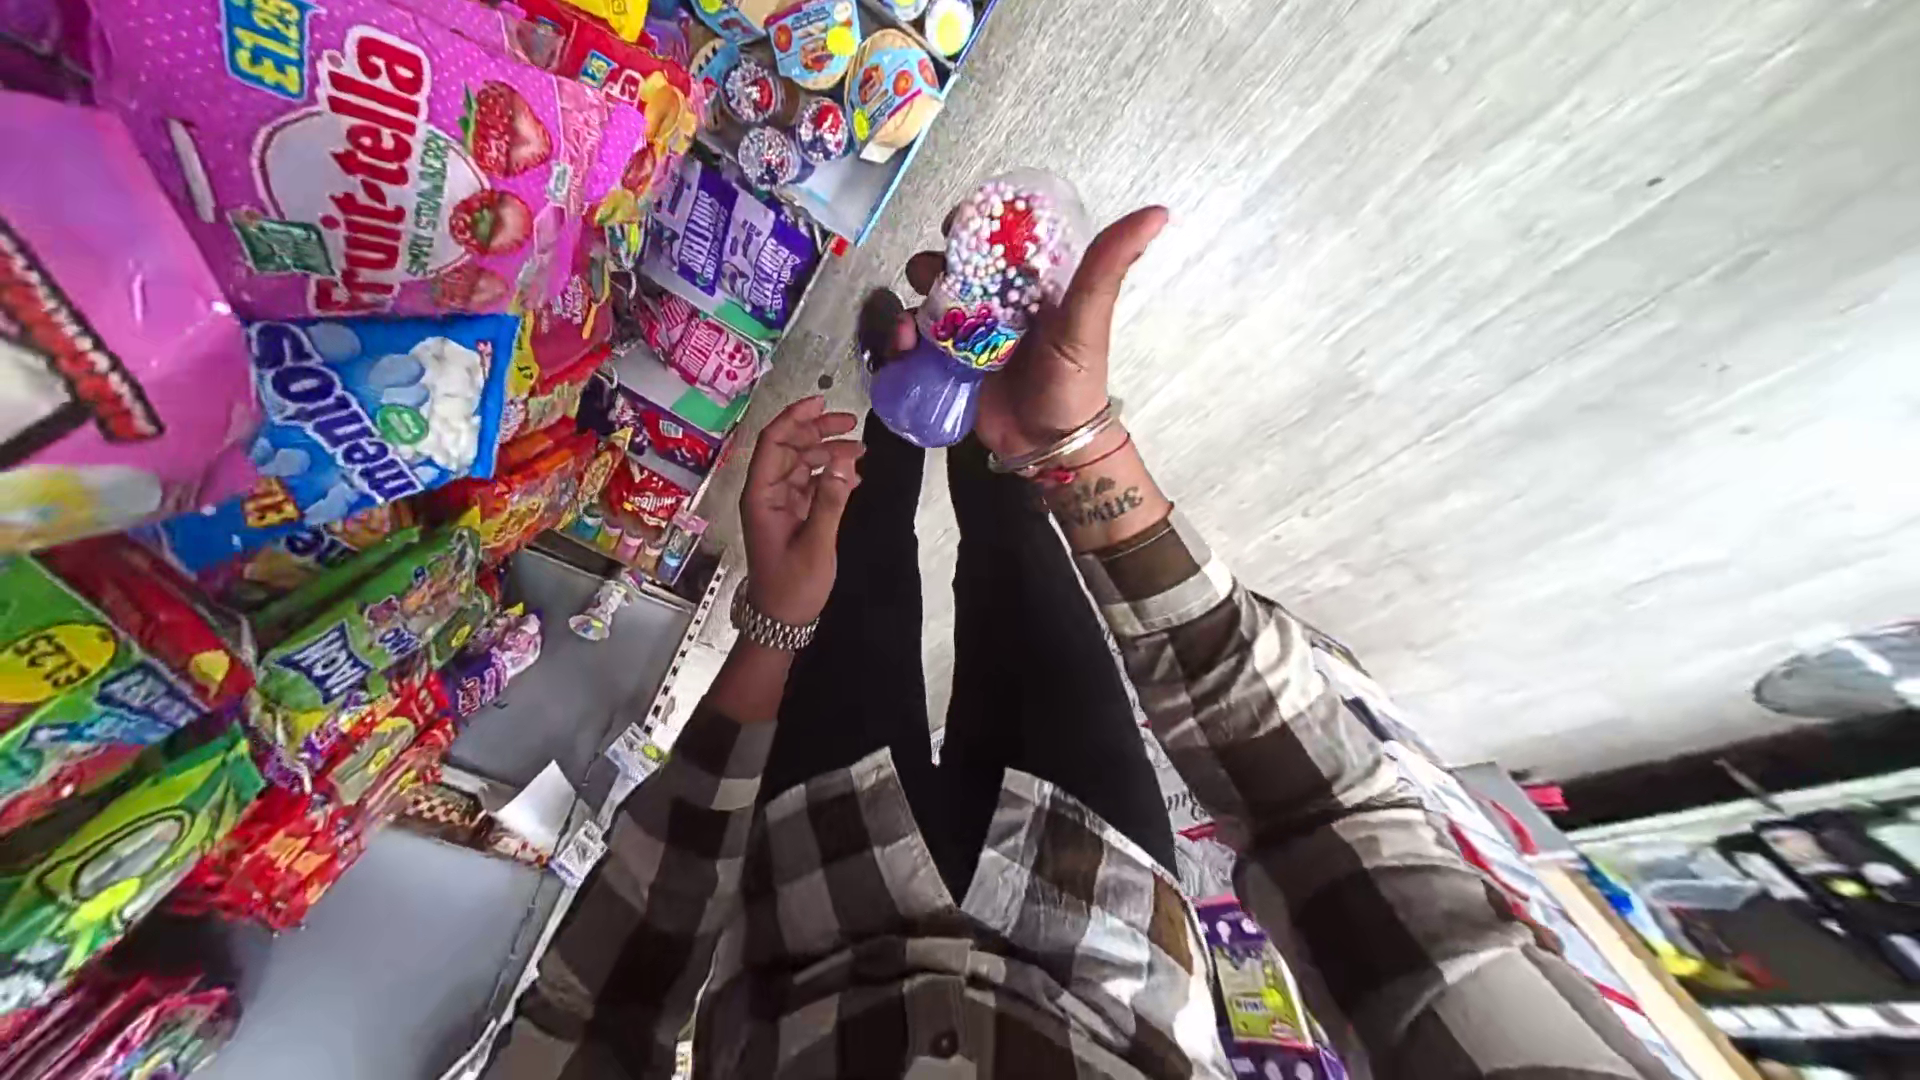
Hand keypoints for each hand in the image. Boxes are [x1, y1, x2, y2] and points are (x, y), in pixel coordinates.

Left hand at [739, 397, 863, 625]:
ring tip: (861, 451)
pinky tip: (854, 477)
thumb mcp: (816, 544)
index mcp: (762, 495)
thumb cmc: (793, 585)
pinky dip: (832, 476)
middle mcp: (767, 492)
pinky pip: (811, 484)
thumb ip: (830, 501)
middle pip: (789, 448)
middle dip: (818, 431)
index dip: (795, 418)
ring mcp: (780, 503)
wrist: (782, 618)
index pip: (773, 443)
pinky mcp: (793, 514)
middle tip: (852, 424)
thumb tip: (846, 461)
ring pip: (803, 464)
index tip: (822, 402)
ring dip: (829, 454)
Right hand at [898, 205, 1167, 458]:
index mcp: (1030, 284)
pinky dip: (902, 341)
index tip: (955, 224)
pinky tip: (902, 349)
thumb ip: (1106, 268)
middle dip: (933, 265)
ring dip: (911, 304)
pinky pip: (918, 343)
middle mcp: (997, 303)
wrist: (1048, 443)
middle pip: (954, 267)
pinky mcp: (950, 365)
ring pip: (929, 302)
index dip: (974, 224)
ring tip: (909, 325)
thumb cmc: (1073, 380)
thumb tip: (1158, 211)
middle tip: (929, 275)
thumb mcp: (1086, 321)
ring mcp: (969, 335)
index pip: (997, 239)